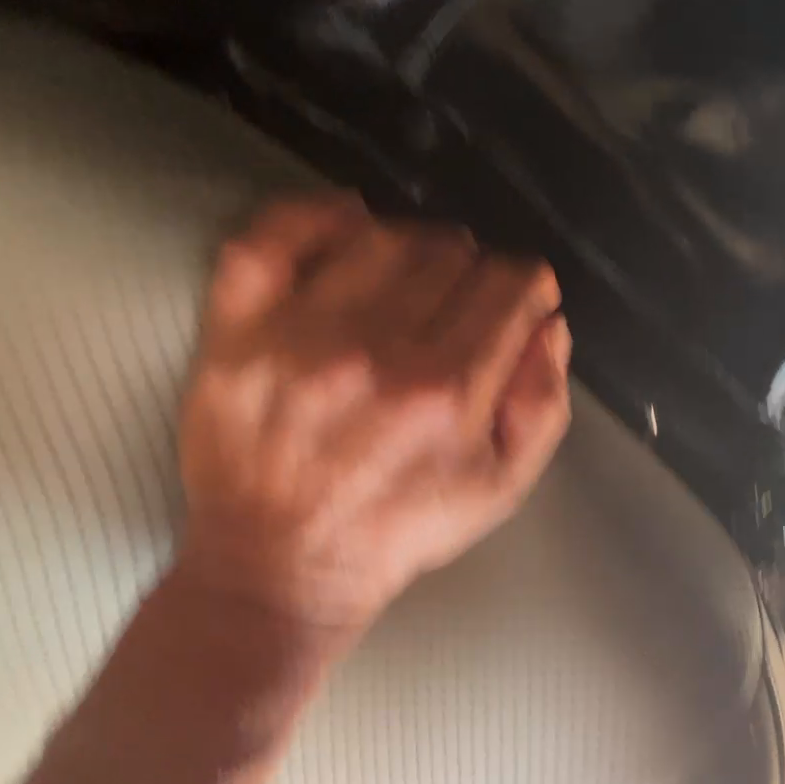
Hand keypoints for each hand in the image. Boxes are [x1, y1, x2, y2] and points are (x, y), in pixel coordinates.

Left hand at [174, 195, 571, 635]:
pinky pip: (271, 239)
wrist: (276, 569)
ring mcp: (298, 338)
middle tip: (465, 306)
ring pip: (384, 238)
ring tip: (417, 277)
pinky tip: (350, 221)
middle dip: (476, 273)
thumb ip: (545, 399)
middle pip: (455, 256)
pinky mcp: (235, 335)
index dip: (529, 288)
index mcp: (450, 391)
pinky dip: (315, 215)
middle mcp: (378, 354)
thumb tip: (549, 322)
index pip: (513, 284)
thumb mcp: (508, 483)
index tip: (520, 306)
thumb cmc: (405, 524)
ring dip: (418, 247)